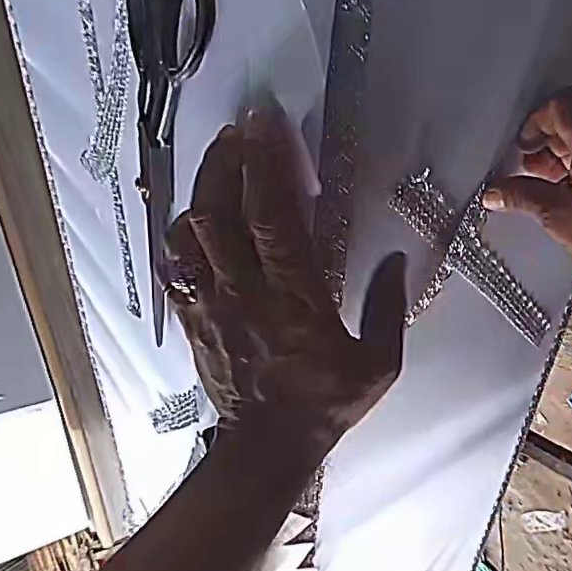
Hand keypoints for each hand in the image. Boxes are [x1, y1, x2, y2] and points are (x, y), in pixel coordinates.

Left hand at [168, 112, 406, 459]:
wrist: (268, 446)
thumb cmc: (324, 406)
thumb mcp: (378, 366)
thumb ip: (388, 310)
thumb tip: (395, 263)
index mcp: (294, 300)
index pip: (273, 217)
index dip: (266, 164)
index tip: (266, 124)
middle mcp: (245, 295)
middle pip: (220, 212)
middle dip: (226, 161)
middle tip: (239, 132)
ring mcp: (212, 307)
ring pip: (191, 235)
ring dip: (202, 192)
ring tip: (219, 166)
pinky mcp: (195, 321)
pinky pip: (176, 269)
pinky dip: (182, 237)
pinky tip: (195, 221)